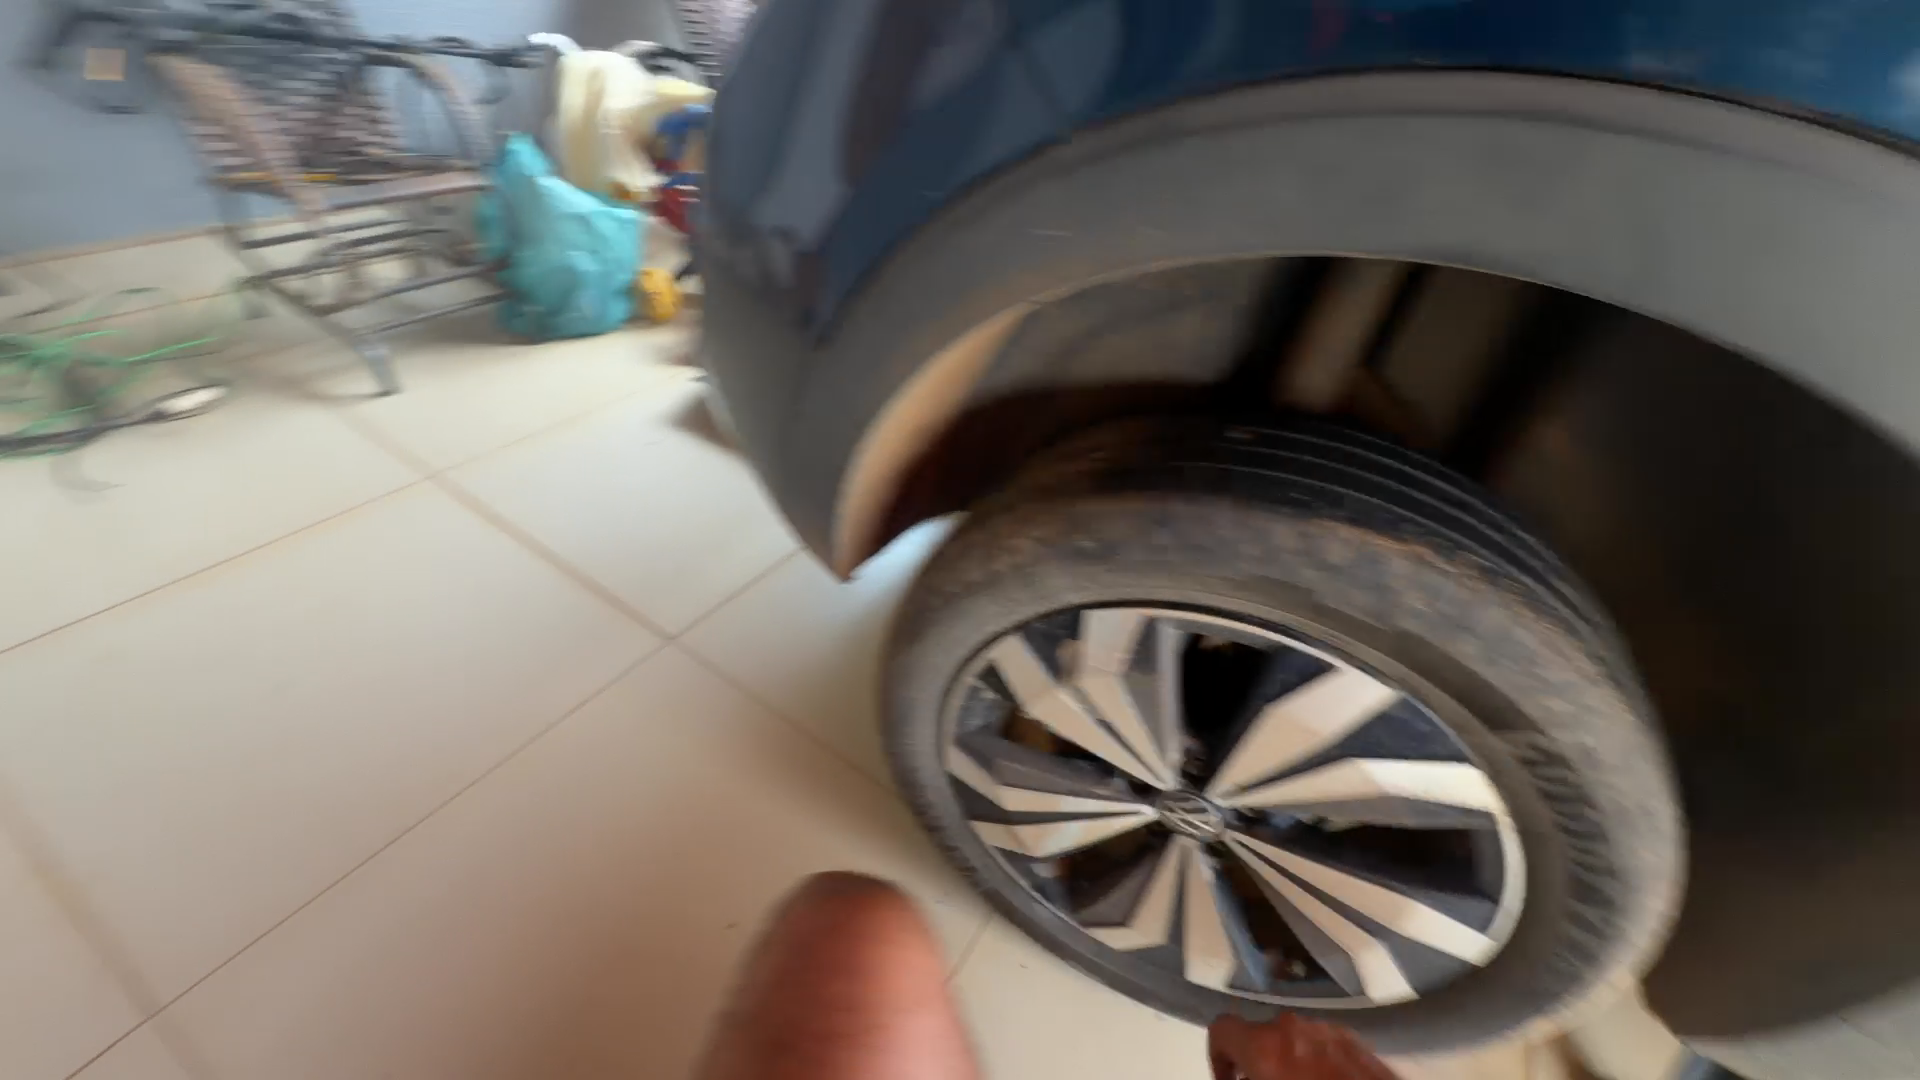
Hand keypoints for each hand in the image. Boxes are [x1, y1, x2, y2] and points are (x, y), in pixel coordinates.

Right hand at [1208, 1013, 1399, 1079]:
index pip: (1221, 1029)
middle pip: (1258, 1036)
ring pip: (1292, 1040)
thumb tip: (1242, 1078)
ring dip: (1288, 1064)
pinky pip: (1323, 1046)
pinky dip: (1317, 1065)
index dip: (1217, 1057)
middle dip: (1256, 1065)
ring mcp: (1329, 1032)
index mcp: (1265, 1047)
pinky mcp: (1359, 1044)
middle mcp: (1291, 1029)